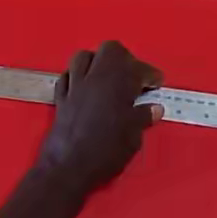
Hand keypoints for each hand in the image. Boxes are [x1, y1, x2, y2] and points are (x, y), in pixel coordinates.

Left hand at [34, 41, 162, 193]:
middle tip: (133, 75)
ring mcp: (75, 87)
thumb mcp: (133, 136)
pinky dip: (76, 77)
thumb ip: (143, 117)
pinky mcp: (60, 99)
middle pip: (109, 50)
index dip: (150, 74)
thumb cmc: (105, 151)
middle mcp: (95, 78)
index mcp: (117, 83)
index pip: (139, 68)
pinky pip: (66, 77)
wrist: (69, 167)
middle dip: (124, 58)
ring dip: (96, 61)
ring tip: (107, 76)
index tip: (156, 83)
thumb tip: (154, 109)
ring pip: (83, 57)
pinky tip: (83, 86)